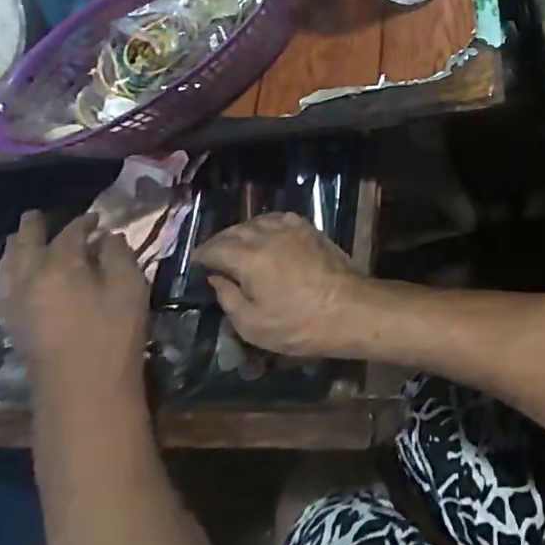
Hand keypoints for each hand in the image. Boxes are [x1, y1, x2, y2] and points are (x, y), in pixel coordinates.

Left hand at [0, 209, 148, 400]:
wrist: (82, 392)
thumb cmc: (111, 334)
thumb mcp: (129, 287)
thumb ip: (118, 256)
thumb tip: (107, 238)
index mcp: (59, 264)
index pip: (70, 233)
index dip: (84, 222)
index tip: (96, 218)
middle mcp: (29, 278)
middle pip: (26, 244)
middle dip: (33, 227)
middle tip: (36, 215)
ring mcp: (15, 304)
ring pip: (7, 265)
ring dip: (14, 248)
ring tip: (18, 238)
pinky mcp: (12, 325)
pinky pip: (3, 287)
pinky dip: (7, 272)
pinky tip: (13, 274)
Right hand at [192, 213, 373, 357]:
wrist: (349, 309)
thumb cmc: (299, 325)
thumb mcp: (254, 325)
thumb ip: (229, 298)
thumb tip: (216, 278)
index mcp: (249, 259)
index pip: (216, 248)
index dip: (202, 255)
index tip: (195, 262)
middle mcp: (267, 235)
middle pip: (234, 231)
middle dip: (219, 241)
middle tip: (212, 254)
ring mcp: (290, 229)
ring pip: (256, 221)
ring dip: (241, 231)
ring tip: (236, 244)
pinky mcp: (309, 229)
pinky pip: (279, 218)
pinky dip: (265, 224)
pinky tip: (265, 234)